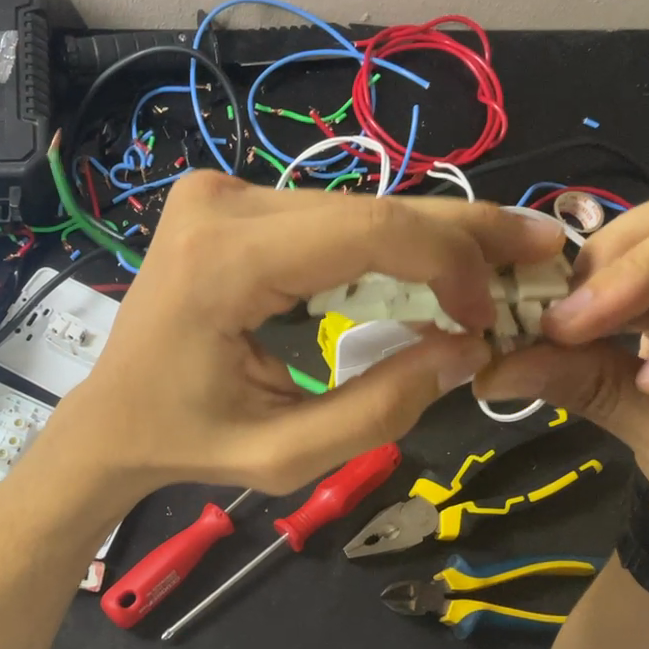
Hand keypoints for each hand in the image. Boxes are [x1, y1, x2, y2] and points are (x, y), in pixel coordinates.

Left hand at [52, 171, 565, 495]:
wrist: (110, 421)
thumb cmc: (185, 444)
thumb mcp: (285, 455)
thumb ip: (380, 408)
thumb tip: (468, 349)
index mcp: (221, 263)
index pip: (367, 231)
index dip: (450, 262)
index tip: (491, 311)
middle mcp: (218, 204)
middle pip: (367, 210)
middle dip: (457, 240)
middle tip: (538, 253)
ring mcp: (215, 193)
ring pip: (352, 211)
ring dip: (421, 246)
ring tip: (486, 276)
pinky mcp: (222, 201)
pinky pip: (322, 220)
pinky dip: (375, 250)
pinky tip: (421, 275)